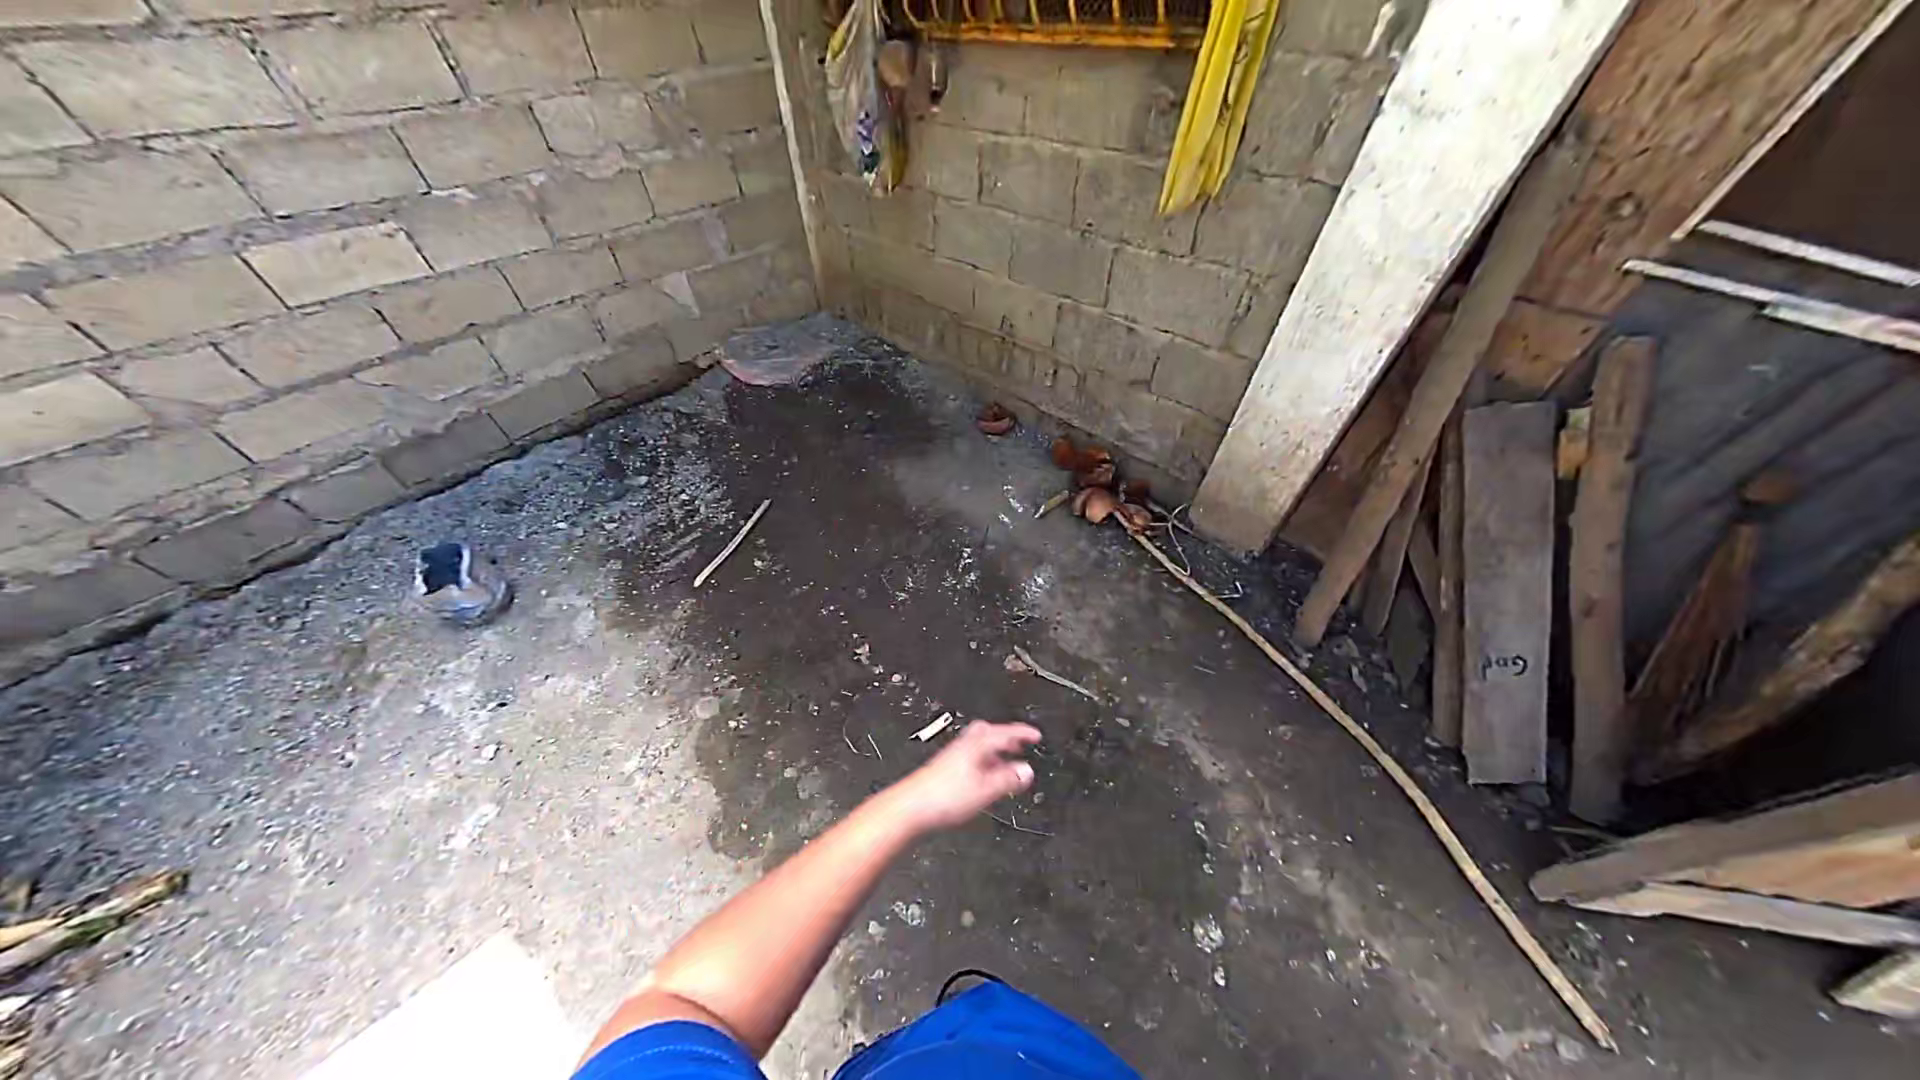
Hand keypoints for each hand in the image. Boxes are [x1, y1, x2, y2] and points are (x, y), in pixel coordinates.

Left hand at [881, 721, 1041, 834]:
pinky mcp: (945, 767)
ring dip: (994, 750)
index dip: (1022, 732)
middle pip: (988, 732)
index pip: (1004, 732)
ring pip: (978, 744)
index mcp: (976, 746)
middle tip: (1019, 745)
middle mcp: (963, 746)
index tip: (1034, 734)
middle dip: (1005, 737)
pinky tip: (984, 776)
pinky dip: (983, 761)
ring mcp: (952, 755)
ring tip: (1006, 763)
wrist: (910, 807)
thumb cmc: (943, 796)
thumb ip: (1007, 780)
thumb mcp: (985, 790)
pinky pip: (970, 756)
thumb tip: (1026, 771)